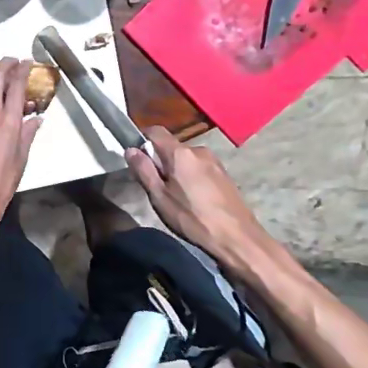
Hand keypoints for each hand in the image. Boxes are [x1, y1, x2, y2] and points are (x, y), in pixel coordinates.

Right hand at [125, 127, 272, 266]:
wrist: (236, 236)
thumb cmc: (192, 218)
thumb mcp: (160, 197)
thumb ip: (144, 171)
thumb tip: (131, 149)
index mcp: (180, 153)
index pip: (156, 131)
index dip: (143, 140)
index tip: (138, 159)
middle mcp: (199, 150)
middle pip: (172, 147)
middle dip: (161, 162)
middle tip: (157, 188)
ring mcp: (215, 161)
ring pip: (187, 160)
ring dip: (178, 172)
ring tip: (178, 198)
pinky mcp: (225, 174)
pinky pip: (201, 169)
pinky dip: (193, 178)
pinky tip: (195, 201)